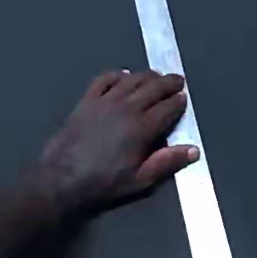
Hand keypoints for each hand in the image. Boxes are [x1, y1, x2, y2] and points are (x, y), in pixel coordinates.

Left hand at [34, 70, 199, 215]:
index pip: (167, 108)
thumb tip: (194, 150)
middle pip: (153, 88)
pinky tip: (123, 75)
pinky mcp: (87, 101)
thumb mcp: (140, 180)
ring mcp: (105, 101)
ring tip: (156, 76)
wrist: (62, 179)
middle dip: (168, 83)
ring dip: (147, 76)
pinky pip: (104, 80)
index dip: (178, 101)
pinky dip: (116, 74)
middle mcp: (126, 108)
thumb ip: (167, 162)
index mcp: (142, 128)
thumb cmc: (104, 183)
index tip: (184, 97)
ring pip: (131, 80)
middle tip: (177, 80)